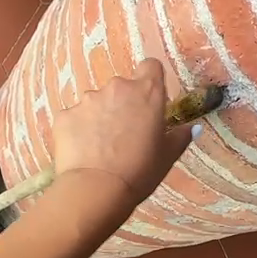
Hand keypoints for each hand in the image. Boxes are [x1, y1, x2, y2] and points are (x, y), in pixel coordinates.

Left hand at [49, 58, 195, 207]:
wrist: (96, 190)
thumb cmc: (139, 172)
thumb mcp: (167, 156)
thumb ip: (180, 136)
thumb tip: (192, 128)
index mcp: (147, 91)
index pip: (150, 67)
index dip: (149, 81)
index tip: (147, 102)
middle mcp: (117, 88)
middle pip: (120, 88)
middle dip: (121, 105)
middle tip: (121, 134)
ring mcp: (87, 100)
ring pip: (94, 103)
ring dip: (97, 118)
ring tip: (98, 147)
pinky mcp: (64, 116)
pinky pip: (72, 119)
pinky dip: (76, 131)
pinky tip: (80, 152)